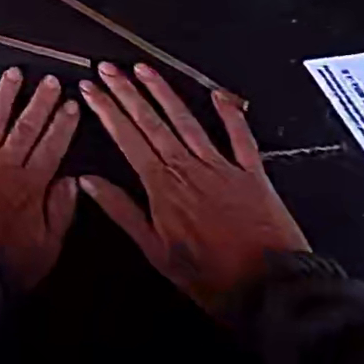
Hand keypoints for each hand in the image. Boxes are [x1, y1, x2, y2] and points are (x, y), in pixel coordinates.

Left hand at [0, 68, 82, 290]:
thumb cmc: (2, 259)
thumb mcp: (46, 248)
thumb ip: (60, 212)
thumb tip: (72, 182)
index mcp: (30, 185)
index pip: (52, 146)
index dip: (63, 124)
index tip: (71, 105)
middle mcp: (5, 163)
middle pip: (27, 126)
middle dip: (41, 101)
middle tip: (50, 81)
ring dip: (6, 93)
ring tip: (15, 73)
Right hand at [78, 62, 307, 314]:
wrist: (274, 294)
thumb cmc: (216, 278)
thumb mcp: (157, 253)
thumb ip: (121, 211)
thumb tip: (89, 183)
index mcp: (163, 186)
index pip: (126, 136)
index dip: (105, 108)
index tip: (90, 89)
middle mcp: (188, 168)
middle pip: (150, 120)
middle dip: (125, 90)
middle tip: (108, 68)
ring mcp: (220, 166)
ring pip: (185, 119)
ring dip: (162, 91)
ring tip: (143, 68)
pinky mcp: (252, 174)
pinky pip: (240, 136)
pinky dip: (230, 113)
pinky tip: (217, 93)